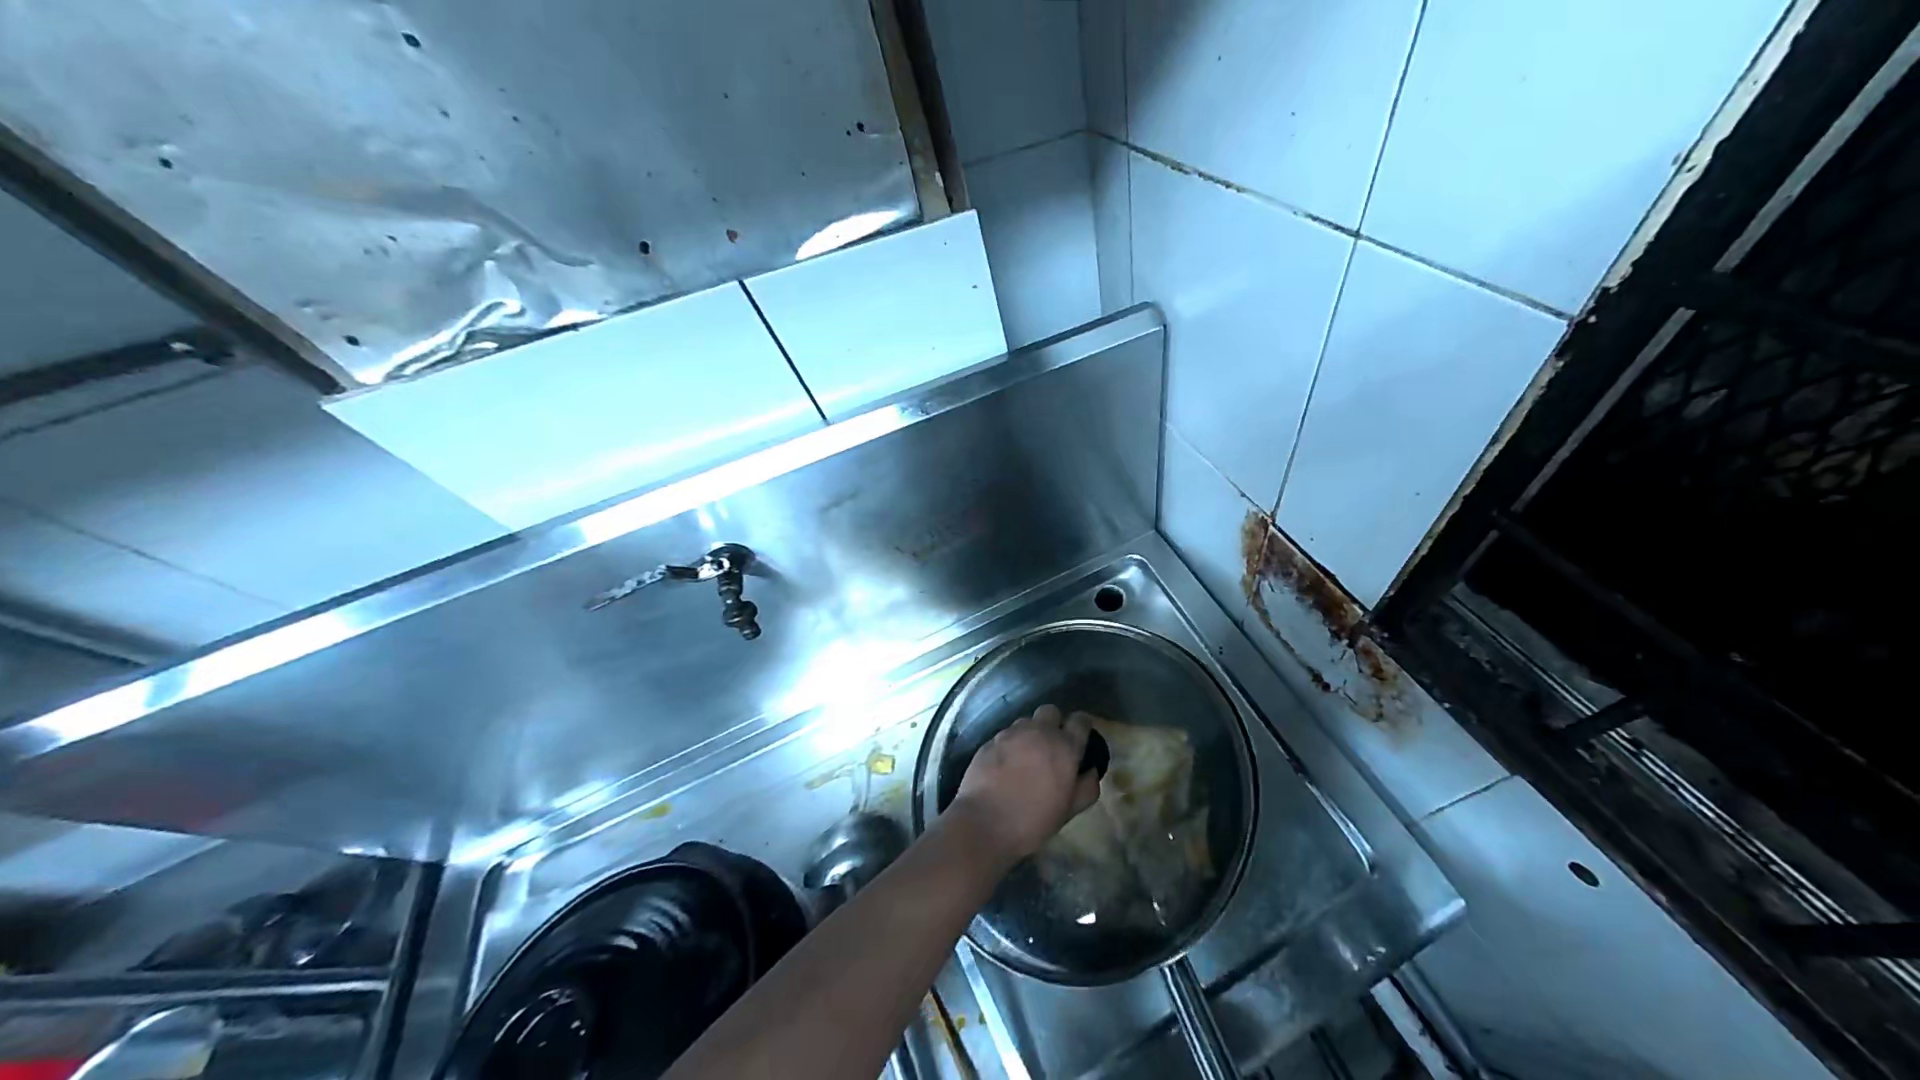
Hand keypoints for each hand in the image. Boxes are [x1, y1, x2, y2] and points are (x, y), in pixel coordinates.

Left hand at [949, 704, 1101, 861]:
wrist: (985, 822)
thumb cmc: (1034, 820)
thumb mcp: (1069, 810)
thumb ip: (1086, 787)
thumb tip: (1091, 771)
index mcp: (1065, 746)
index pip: (1080, 720)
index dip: (1082, 726)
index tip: (1080, 738)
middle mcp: (1039, 732)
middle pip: (1051, 711)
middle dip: (1054, 723)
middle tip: (1052, 747)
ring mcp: (1011, 733)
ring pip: (1026, 722)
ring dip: (1030, 734)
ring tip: (1026, 757)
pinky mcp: (990, 740)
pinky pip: (1006, 735)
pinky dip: (1010, 745)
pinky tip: (1006, 766)